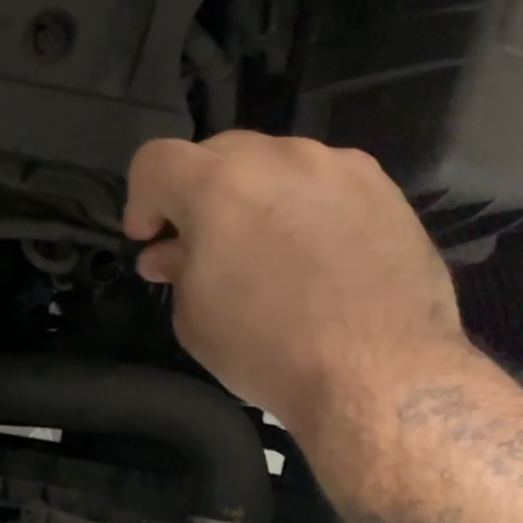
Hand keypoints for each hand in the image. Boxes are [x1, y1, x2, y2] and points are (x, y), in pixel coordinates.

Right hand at [124, 130, 468, 429]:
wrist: (377, 369)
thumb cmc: (265, 347)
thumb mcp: (193, 318)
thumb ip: (176, 270)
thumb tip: (170, 254)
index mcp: (218, 187)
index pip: (155, 160)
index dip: (140, 200)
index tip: (149, 240)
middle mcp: (279, 159)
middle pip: (217, 153)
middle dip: (196, 196)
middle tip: (199, 248)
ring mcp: (338, 167)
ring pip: (274, 165)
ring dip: (251, 199)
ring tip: (259, 253)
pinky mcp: (383, 188)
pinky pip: (321, 183)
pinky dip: (300, 208)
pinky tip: (308, 257)